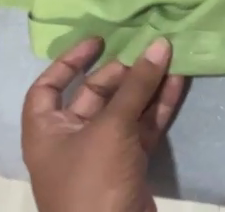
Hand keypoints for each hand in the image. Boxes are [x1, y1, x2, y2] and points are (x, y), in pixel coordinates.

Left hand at [22, 37, 188, 211]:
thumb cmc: (92, 183)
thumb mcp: (111, 128)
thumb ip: (136, 85)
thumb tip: (160, 44)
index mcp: (48, 132)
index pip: (47, 88)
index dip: (69, 62)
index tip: (100, 41)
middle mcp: (71, 139)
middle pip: (95, 93)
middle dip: (123, 71)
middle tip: (151, 51)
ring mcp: (102, 153)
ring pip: (125, 107)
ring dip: (147, 84)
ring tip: (172, 57)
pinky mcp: (128, 164)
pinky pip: (143, 125)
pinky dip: (158, 105)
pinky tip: (178, 82)